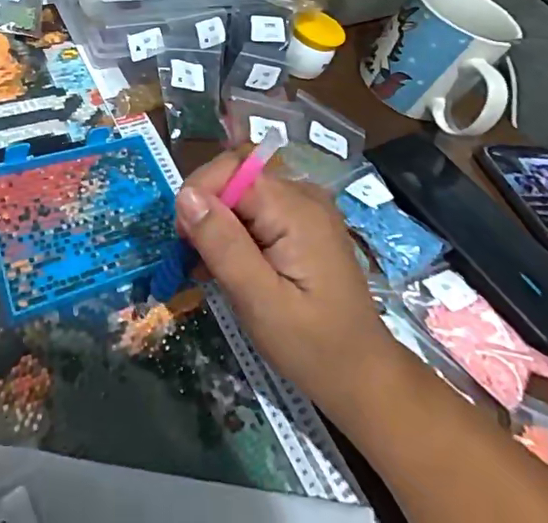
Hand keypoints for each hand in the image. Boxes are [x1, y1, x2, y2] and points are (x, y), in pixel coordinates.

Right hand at [176, 153, 407, 418]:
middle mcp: (303, 196)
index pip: (232, 170)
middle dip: (205, 207)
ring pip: (242, 192)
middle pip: (236, 175)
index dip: (199, 194)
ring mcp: (305, 209)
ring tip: (207, 266)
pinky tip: (227, 265)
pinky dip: (234, 231)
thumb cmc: (312, 345)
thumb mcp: (259, 300)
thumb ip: (223, 244)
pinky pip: (256, 210)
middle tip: (193, 255)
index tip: (183, 238)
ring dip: (216, 222)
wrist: (363, 376)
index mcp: (296, 209)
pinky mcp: (301, 225)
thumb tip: (185, 195)